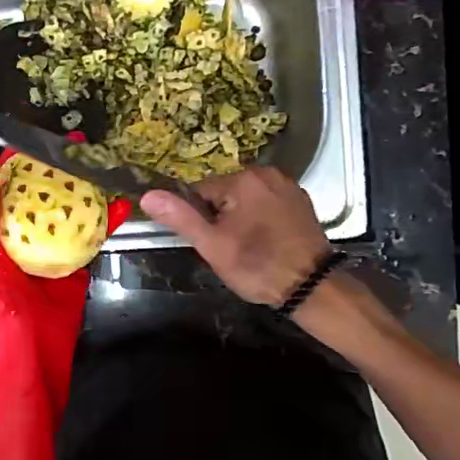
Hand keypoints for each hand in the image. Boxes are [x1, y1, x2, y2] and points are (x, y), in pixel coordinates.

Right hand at [140, 167, 331, 306]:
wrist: (311, 286)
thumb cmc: (257, 266)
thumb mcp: (212, 245)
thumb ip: (181, 217)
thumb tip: (148, 195)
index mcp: (242, 179)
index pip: (202, 192)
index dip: (202, 219)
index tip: (214, 242)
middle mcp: (267, 173)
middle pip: (226, 192)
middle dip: (223, 217)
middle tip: (232, 248)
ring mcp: (288, 185)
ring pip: (248, 198)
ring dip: (243, 217)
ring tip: (252, 246)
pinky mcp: (302, 200)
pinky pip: (269, 203)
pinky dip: (264, 217)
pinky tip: (269, 240)